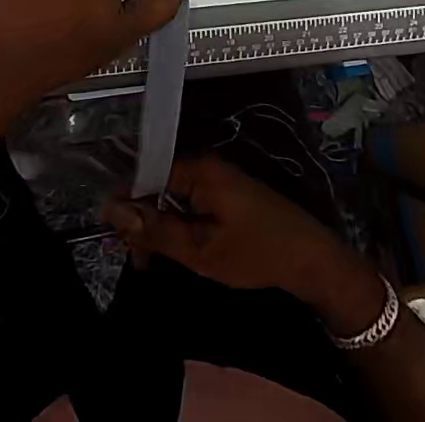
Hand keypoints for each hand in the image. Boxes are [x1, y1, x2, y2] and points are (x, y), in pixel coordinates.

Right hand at [104, 157, 380, 317]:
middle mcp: (201, 163)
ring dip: (155, 225)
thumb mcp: (201, 250)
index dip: (124, 202)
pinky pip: (185, 200)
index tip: (115, 236)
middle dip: (139, 219)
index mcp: (196, 167)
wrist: (314, 260)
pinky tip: (171, 250)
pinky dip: (174, 223)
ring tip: (150, 261)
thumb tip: (110, 210)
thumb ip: (154, 229)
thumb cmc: (258, 252)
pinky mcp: (221, 191)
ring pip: (167, 195)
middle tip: (138, 259)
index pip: (142, 173)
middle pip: (153, 184)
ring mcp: (213, 176)